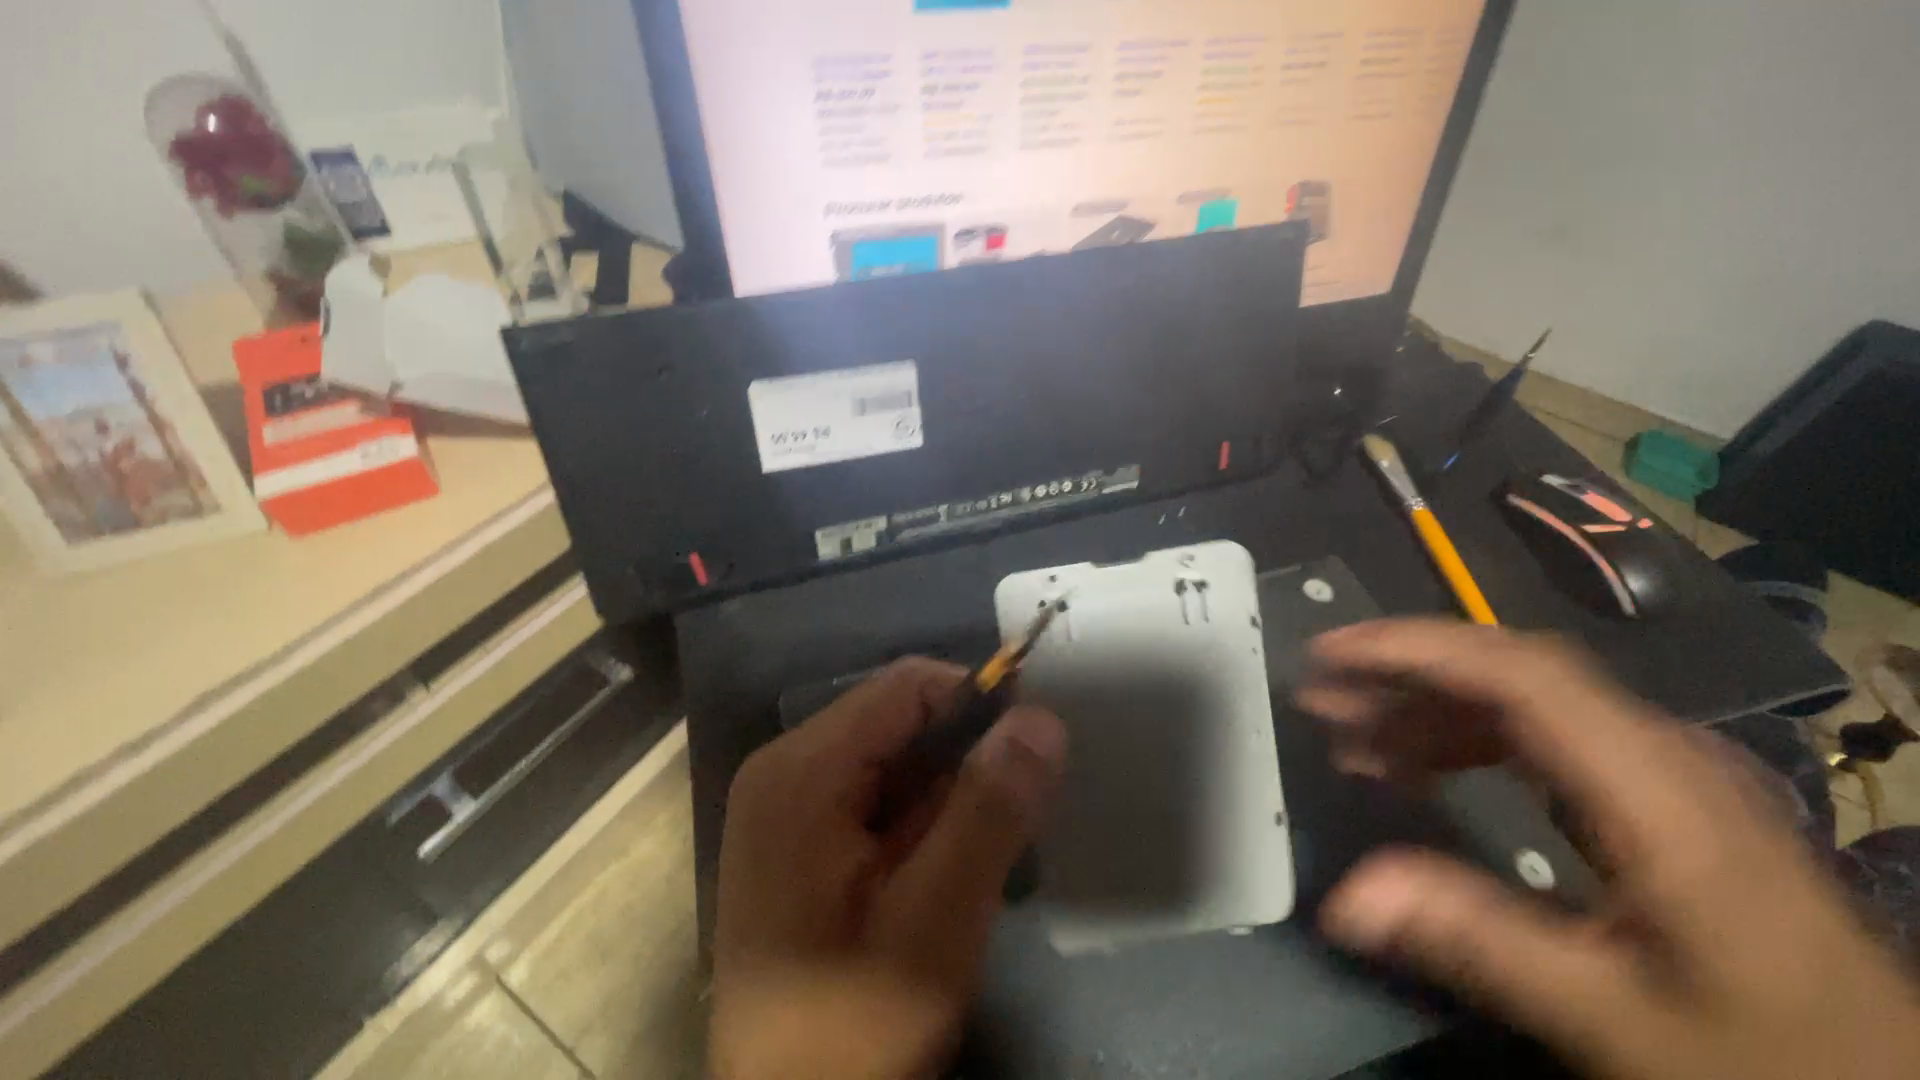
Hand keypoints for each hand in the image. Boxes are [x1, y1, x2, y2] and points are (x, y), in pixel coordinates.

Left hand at [710, 658, 1067, 1079]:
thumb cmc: (852, 1023)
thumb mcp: (935, 919)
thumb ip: (988, 812)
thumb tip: (1042, 719)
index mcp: (801, 771)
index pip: (906, 688)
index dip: (978, 703)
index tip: (1033, 756)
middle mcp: (785, 773)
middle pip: (898, 724)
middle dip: (963, 764)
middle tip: (1008, 829)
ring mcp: (787, 811)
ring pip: (894, 767)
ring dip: (948, 803)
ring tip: (972, 869)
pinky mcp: (800, 847)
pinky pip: (877, 805)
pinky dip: (922, 829)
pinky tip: (940, 882)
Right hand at [1297, 619, 1919, 1079]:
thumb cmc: (1764, 1053)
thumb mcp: (1616, 1017)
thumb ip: (1481, 943)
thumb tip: (1346, 897)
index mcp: (1658, 794)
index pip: (1522, 676)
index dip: (1417, 649)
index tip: (1332, 653)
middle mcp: (1660, 758)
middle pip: (1516, 676)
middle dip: (1405, 675)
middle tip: (1318, 697)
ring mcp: (1661, 774)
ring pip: (1524, 703)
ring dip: (1429, 708)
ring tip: (1349, 738)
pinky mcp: (1655, 799)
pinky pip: (1542, 740)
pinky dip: (1467, 740)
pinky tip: (1420, 771)